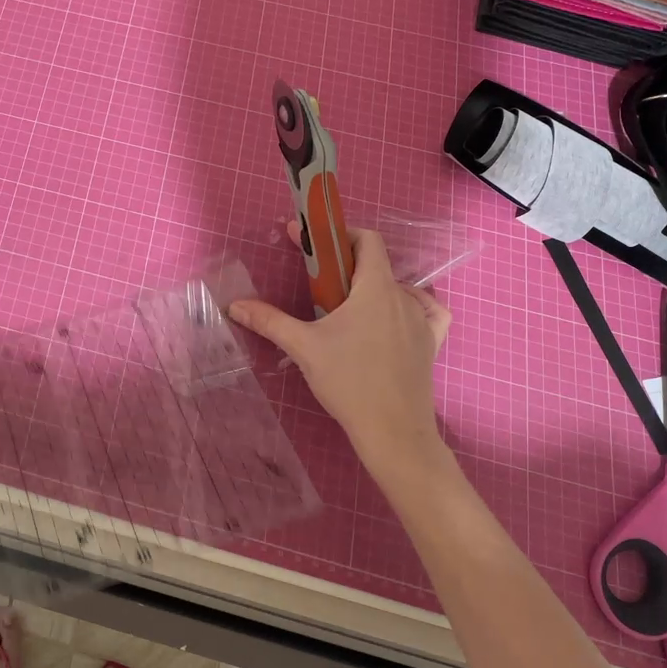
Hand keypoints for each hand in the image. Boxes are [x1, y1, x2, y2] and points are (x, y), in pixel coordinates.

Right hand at [228, 227, 451, 479]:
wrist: (394, 432)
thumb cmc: (349, 382)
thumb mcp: (303, 347)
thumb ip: (269, 320)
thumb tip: (234, 305)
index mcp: (375, 289)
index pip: (367, 240)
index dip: (339, 235)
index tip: (311, 244)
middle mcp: (403, 298)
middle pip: (377, 264)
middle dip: (346, 265)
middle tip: (319, 283)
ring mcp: (423, 322)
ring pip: (399, 288)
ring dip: (373, 286)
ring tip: (349, 305)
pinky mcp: (432, 344)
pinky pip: (429, 311)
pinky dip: (414, 305)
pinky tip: (397, 316)